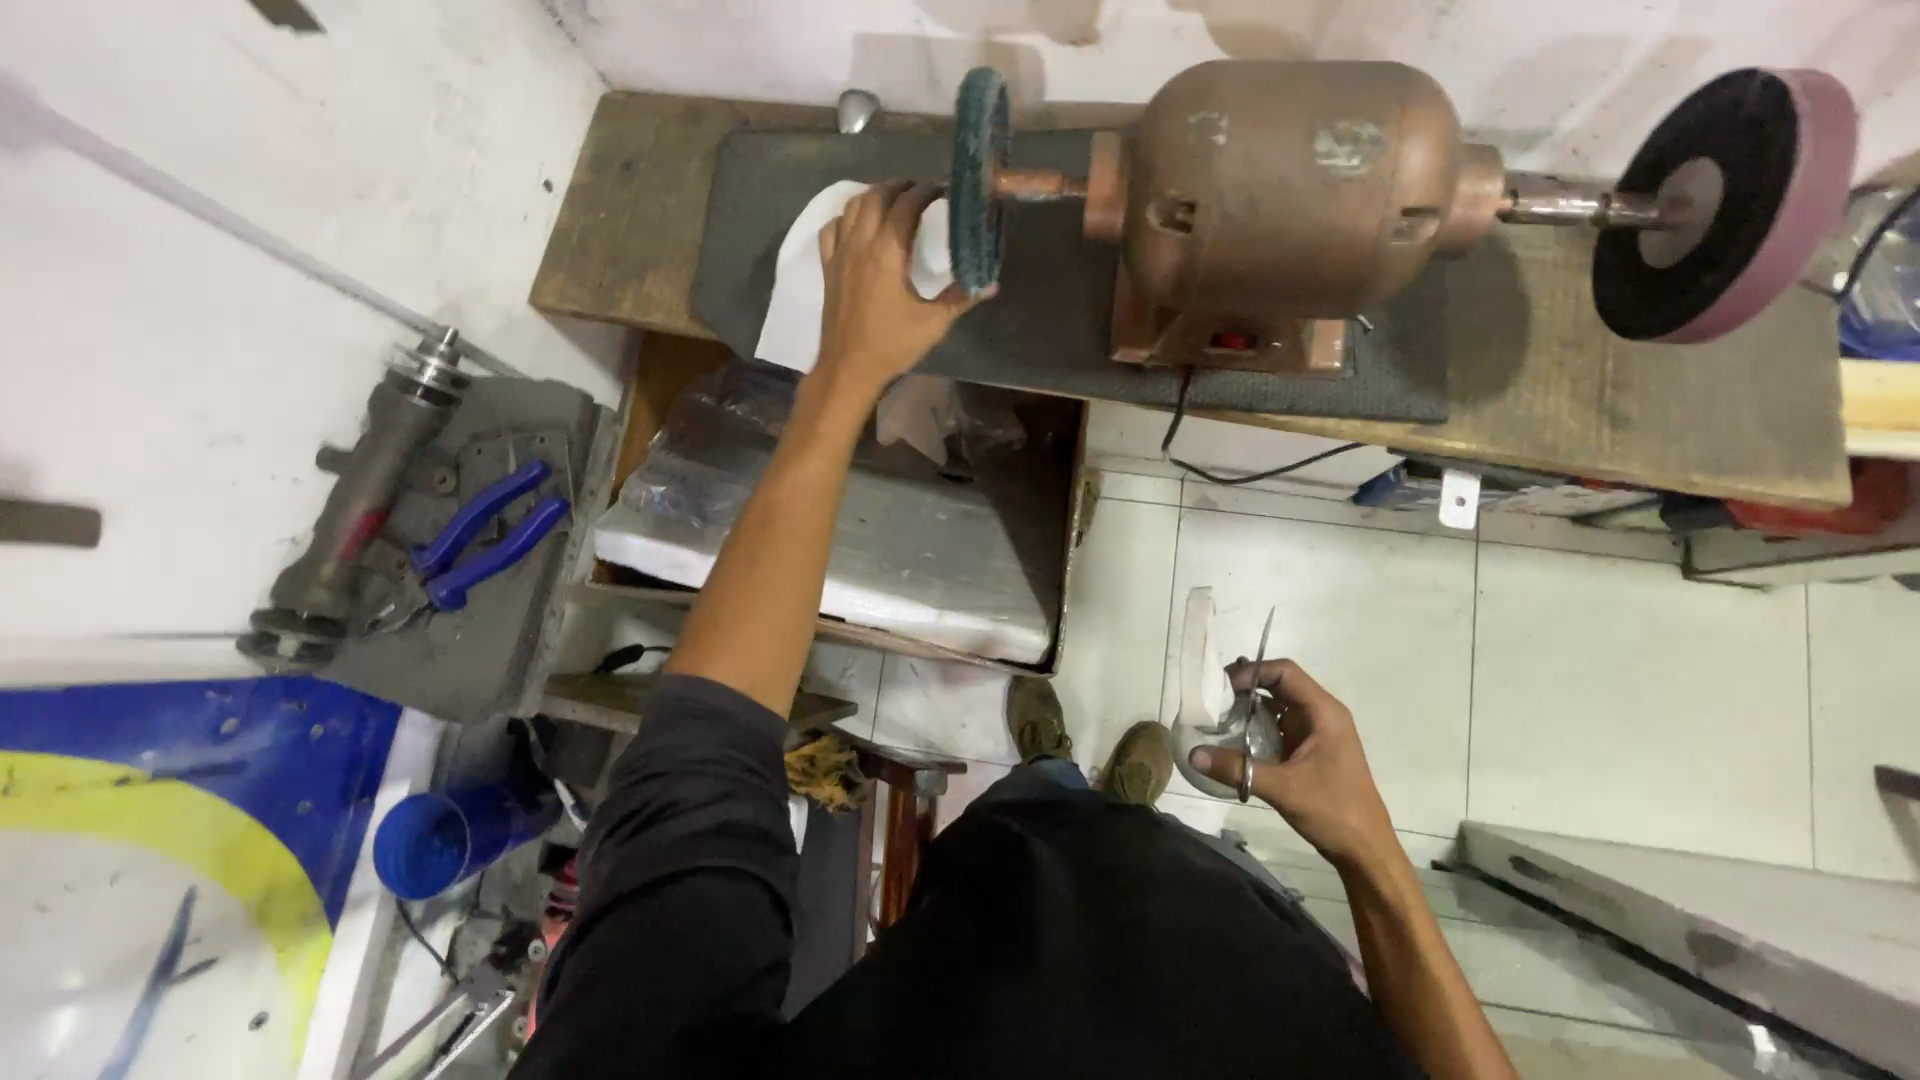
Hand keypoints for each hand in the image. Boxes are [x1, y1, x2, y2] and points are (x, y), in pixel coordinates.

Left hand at [814, 181, 988, 397]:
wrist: (848, 368)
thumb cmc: (891, 346)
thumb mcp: (933, 323)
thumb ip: (960, 297)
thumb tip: (990, 284)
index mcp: (887, 252)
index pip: (906, 205)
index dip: (925, 192)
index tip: (943, 190)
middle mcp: (860, 244)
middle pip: (877, 197)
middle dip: (899, 187)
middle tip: (919, 190)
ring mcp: (840, 254)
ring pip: (851, 206)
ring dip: (873, 195)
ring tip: (891, 200)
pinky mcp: (828, 268)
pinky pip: (831, 229)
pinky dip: (845, 217)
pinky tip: (856, 225)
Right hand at [1186, 659, 1396, 868]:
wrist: (1364, 849)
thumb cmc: (1333, 811)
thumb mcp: (1283, 788)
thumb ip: (1237, 769)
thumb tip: (1193, 755)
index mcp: (1324, 713)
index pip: (1285, 672)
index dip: (1252, 672)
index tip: (1223, 688)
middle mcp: (1320, 716)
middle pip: (1278, 685)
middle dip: (1244, 688)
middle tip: (1212, 700)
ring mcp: (1314, 733)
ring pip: (1275, 707)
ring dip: (1247, 710)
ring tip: (1215, 718)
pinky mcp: (1306, 750)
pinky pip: (1276, 728)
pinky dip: (1254, 729)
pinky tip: (1232, 741)